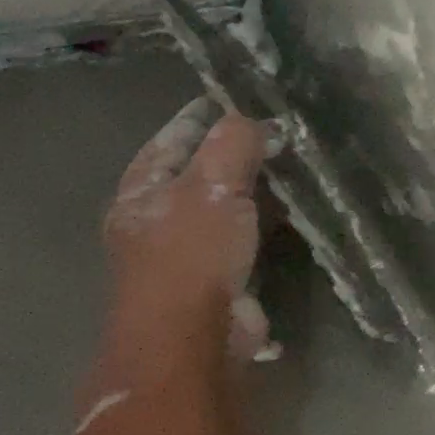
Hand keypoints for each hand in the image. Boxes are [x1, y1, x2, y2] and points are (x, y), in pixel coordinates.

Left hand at [106, 97, 269, 358]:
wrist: (195, 336)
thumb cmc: (192, 255)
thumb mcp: (213, 187)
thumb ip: (233, 145)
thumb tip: (257, 119)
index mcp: (141, 192)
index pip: (169, 141)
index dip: (198, 117)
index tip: (232, 98)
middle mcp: (156, 220)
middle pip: (194, 174)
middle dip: (230, 154)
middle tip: (274, 133)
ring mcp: (186, 253)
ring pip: (222, 207)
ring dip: (252, 190)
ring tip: (291, 170)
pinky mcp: (218, 279)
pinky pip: (245, 238)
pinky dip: (266, 223)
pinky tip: (293, 217)